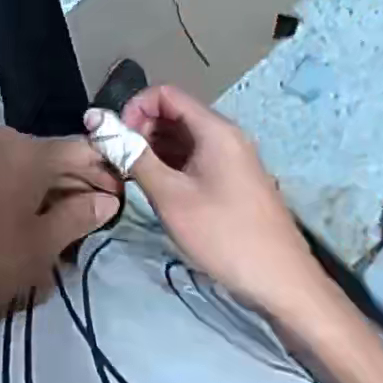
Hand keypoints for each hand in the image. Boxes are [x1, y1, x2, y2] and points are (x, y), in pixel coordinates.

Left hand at [0, 128, 120, 307]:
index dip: (109, 174)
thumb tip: (107, 198)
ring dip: (60, 189)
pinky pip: (16, 169)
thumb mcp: (40, 246)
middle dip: (86, 183)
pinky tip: (41, 217)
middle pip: (61, 154)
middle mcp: (11, 140)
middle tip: (107, 220)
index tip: (125, 204)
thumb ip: (78, 217)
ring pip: (38, 163)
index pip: (85, 149)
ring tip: (77, 225)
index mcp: (32, 151)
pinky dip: (34, 189)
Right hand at [119, 85, 325, 314]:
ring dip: (153, 148)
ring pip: (182, 136)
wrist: (287, 289)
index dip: (134, 107)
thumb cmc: (225, 236)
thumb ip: (131, 154)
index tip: (117, 138)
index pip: (164, 93)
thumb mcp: (169, 195)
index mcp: (215, 130)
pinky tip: (159, 189)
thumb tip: (94, 120)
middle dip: (141, 129)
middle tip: (123, 161)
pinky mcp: (234, 180)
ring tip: (136, 177)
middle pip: (172, 112)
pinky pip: (194, 156)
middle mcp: (226, 136)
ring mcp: (233, 158)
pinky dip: (171, 164)